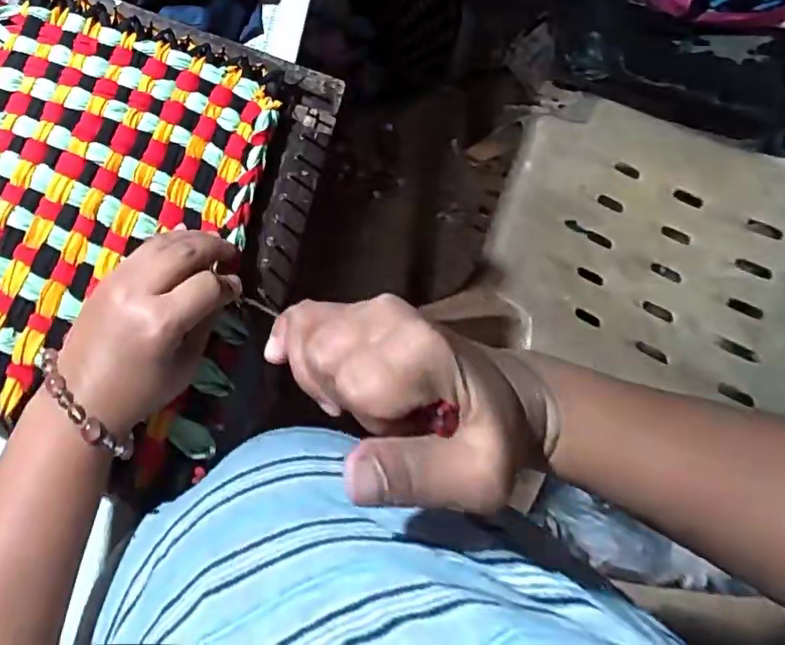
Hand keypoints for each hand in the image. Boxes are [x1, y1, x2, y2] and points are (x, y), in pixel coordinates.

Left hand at [55, 230, 239, 434]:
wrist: (81, 395)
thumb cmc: (138, 392)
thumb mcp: (185, 365)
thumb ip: (206, 322)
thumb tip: (223, 289)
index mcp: (159, 321)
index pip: (205, 284)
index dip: (227, 284)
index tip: (237, 286)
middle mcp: (137, 291)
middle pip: (184, 252)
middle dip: (213, 247)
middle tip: (231, 253)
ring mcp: (118, 279)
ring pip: (161, 242)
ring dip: (190, 238)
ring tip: (210, 244)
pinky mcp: (107, 276)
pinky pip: (142, 249)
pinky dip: (166, 243)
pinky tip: (182, 244)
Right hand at [265, 295, 556, 513]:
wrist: (504, 392)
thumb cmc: (491, 438)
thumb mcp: (474, 478)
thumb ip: (413, 476)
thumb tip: (349, 480)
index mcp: (420, 348)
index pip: (356, 384)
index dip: (371, 420)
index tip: (406, 432)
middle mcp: (386, 313)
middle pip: (320, 355)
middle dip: (336, 395)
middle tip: (377, 418)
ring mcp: (367, 304)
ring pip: (304, 337)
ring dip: (314, 376)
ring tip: (351, 396)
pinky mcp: (352, 305)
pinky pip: (301, 316)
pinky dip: (288, 338)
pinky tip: (280, 356)